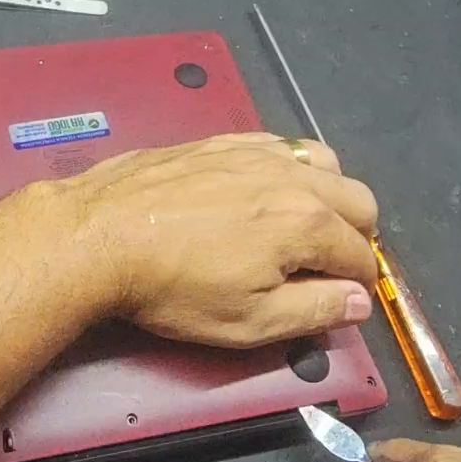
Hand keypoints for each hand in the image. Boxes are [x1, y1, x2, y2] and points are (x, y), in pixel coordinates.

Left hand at [45, 132, 379, 346]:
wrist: (99, 234)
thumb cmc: (174, 287)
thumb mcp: (250, 321)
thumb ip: (315, 310)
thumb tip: (361, 300)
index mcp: (306, 222)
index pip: (361, 255)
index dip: (358, 285)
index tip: (337, 300)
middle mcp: (289, 176)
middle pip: (357, 198)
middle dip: (355, 234)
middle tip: (324, 264)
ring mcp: (250, 150)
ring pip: (320, 160)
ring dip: (327, 192)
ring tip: (297, 222)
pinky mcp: (216, 140)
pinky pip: (274, 142)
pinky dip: (286, 165)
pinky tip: (258, 187)